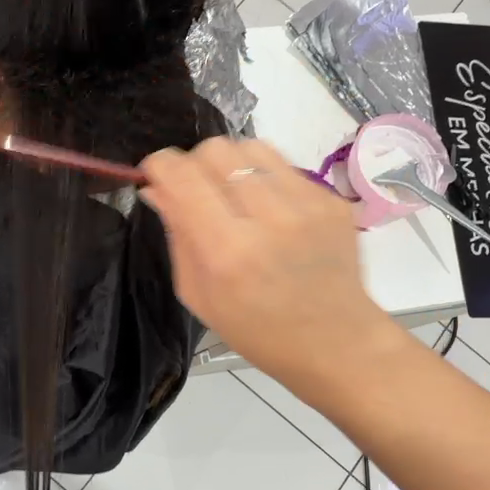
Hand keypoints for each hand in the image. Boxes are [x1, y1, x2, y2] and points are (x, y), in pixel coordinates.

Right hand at [140, 137, 407, 383]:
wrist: (336, 343)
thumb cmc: (257, 330)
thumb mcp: (198, 295)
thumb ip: (177, 234)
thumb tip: (156, 188)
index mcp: (226, 250)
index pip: (182, 176)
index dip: (160, 165)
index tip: (154, 172)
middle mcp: (268, 218)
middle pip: (216, 150)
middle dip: (194, 162)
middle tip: (195, 188)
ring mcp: (306, 204)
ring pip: (250, 147)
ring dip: (230, 163)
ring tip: (231, 192)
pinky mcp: (330, 199)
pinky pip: (283, 166)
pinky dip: (264, 179)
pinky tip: (267, 209)